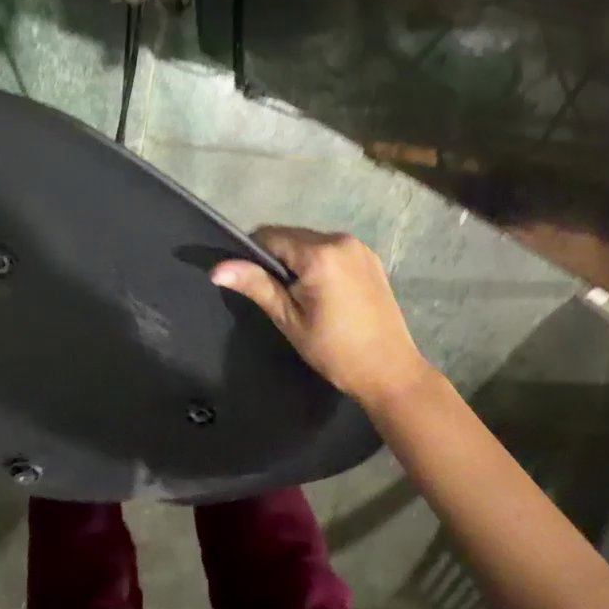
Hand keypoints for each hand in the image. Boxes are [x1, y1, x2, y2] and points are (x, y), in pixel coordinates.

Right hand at [211, 226, 435, 406]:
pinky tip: (324, 292)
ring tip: (301, 296)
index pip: (269, 236)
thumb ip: (256, 286)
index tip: (252, 282)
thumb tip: (217, 269)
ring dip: (298, 260)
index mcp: (319, 254)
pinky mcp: (370, 257)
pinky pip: (331, 248)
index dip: (253, 255)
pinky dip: (319, 262)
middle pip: (291, 236)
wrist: (391, 372)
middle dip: (278, 259)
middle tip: (278, 295)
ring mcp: (358, 247)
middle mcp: (340, 240)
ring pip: (310, 241)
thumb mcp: (290, 320)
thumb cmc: (336, 351)